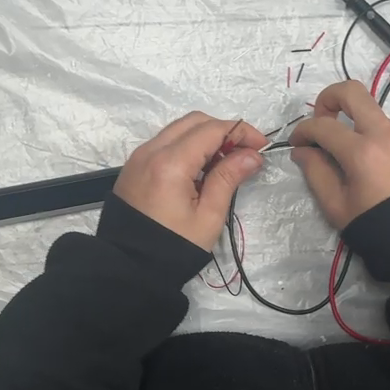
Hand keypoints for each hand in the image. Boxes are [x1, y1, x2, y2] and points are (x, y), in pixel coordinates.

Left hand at [113, 113, 268, 249]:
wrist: (129, 267)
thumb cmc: (173, 247)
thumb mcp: (208, 216)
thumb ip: (228, 178)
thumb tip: (252, 155)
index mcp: (170, 163)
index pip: (212, 130)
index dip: (241, 132)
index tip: (260, 147)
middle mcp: (151, 151)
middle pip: (194, 121)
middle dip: (223, 131)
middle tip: (244, 153)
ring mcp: (139, 157)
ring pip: (178, 129)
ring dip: (204, 137)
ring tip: (224, 163)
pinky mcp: (133, 167)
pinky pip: (164, 143)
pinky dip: (186, 146)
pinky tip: (200, 170)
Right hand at [290, 81, 389, 229]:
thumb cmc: (377, 229)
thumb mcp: (337, 207)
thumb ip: (316, 172)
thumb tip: (303, 150)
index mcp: (362, 152)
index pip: (322, 125)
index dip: (303, 130)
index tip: (298, 142)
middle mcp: (389, 134)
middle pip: (353, 92)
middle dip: (330, 98)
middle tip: (324, 118)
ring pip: (378, 119)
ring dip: (364, 133)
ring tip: (367, 166)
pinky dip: (388, 146)